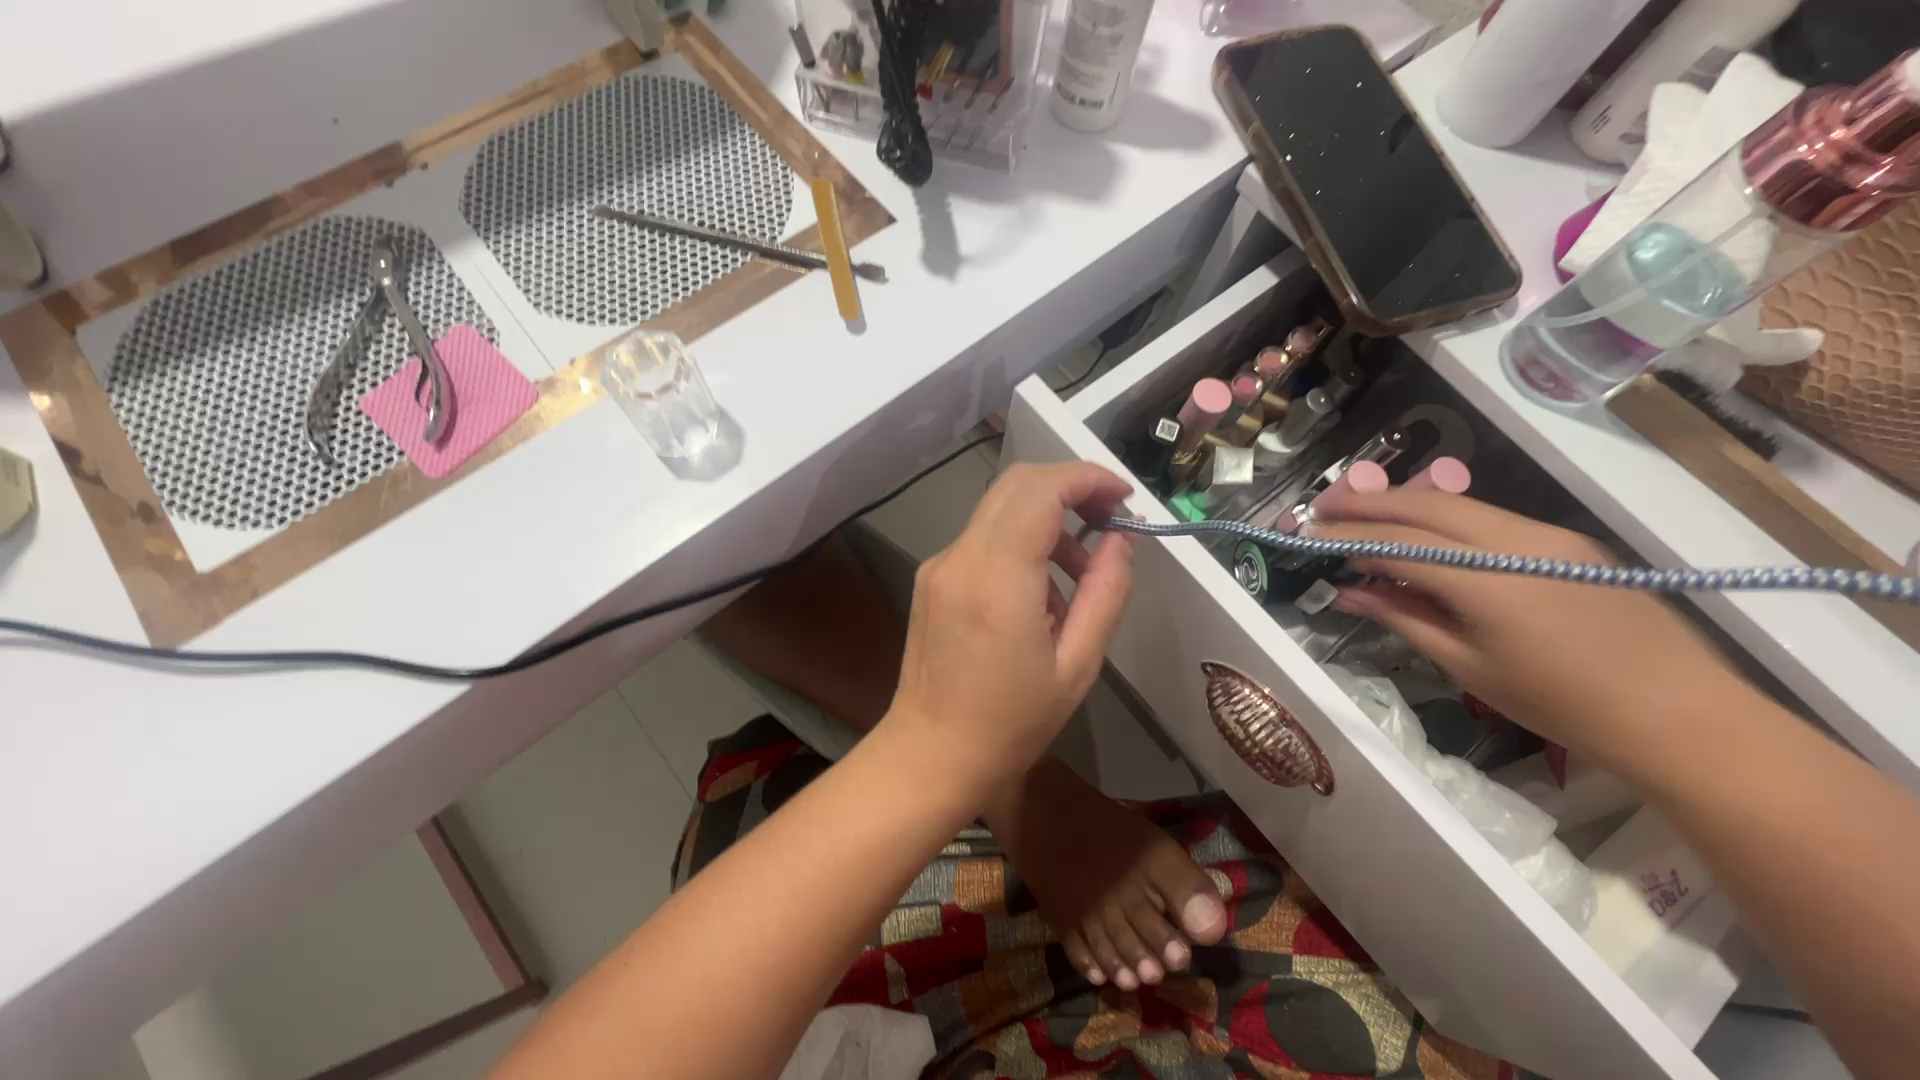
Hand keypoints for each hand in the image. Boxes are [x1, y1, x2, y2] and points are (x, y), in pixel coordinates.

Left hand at [887, 463, 1136, 790]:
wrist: (932, 755)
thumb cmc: (1012, 723)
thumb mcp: (1078, 665)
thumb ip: (1106, 592)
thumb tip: (1123, 539)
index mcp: (997, 579)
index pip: (1040, 490)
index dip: (1088, 478)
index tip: (1125, 498)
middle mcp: (960, 558)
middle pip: (1017, 485)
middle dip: (1070, 489)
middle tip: (1111, 522)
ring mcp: (939, 566)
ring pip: (1000, 509)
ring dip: (1047, 521)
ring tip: (1081, 577)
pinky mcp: (932, 578)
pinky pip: (984, 539)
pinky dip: (1021, 544)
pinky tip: (1042, 595)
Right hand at [1311, 490, 1753, 772]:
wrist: (1679, 713)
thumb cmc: (1563, 705)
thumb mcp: (1470, 668)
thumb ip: (1406, 618)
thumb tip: (1350, 592)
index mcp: (1489, 579)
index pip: (1399, 542)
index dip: (1347, 536)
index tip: (1307, 536)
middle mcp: (1517, 540)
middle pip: (1426, 505)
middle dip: (1367, 503)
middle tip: (1321, 510)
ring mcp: (1547, 535)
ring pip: (1458, 505)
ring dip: (1404, 506)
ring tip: (1359, 517)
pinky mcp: (1565, 543)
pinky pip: (1488, 519)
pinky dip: (1442, 520)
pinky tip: (1420, 536)